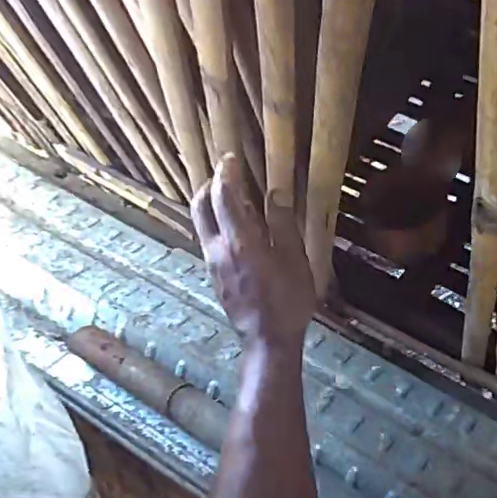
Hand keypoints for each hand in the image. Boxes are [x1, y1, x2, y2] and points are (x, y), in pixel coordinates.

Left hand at [190, 154, 316, 351]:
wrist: (268, 339)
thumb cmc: (289, 300)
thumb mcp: (296, 261)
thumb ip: (283, 224)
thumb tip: (276, 192)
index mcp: (241, 241)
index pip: (224, 195)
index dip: (226, 172)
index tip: (232, 159)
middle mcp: (218, 248)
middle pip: (200, 205)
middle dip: (209, 184)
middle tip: (225, 176)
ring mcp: (212, 263)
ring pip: (201, 223)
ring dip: (210, 204)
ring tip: (230, 200)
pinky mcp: (214, 276)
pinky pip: (208, 240)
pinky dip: (216, 224)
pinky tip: (235, 231)